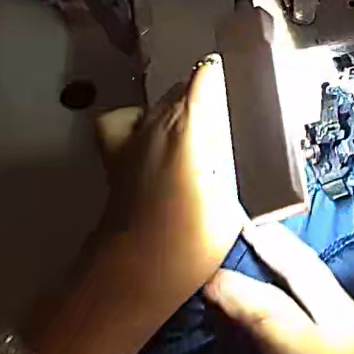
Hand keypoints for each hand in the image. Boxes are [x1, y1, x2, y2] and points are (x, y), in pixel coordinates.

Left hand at [90, 55, 246, 310]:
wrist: (128, 281)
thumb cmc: (187, 245)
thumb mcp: (229, 206)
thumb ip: (229, 169)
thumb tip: (231, 154)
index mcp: (187, 129)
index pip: (204, 79)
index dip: (220, 72)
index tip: (238, 73)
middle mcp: (156, 126)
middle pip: (181, 89)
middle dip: (203, 91)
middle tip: (228, 110)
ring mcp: (130, 142)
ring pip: (157, 104)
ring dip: (177, 106)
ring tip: (197, 125)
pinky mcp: (115, 162)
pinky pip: (125, 123)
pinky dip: (139, 121)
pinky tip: (157, 139)